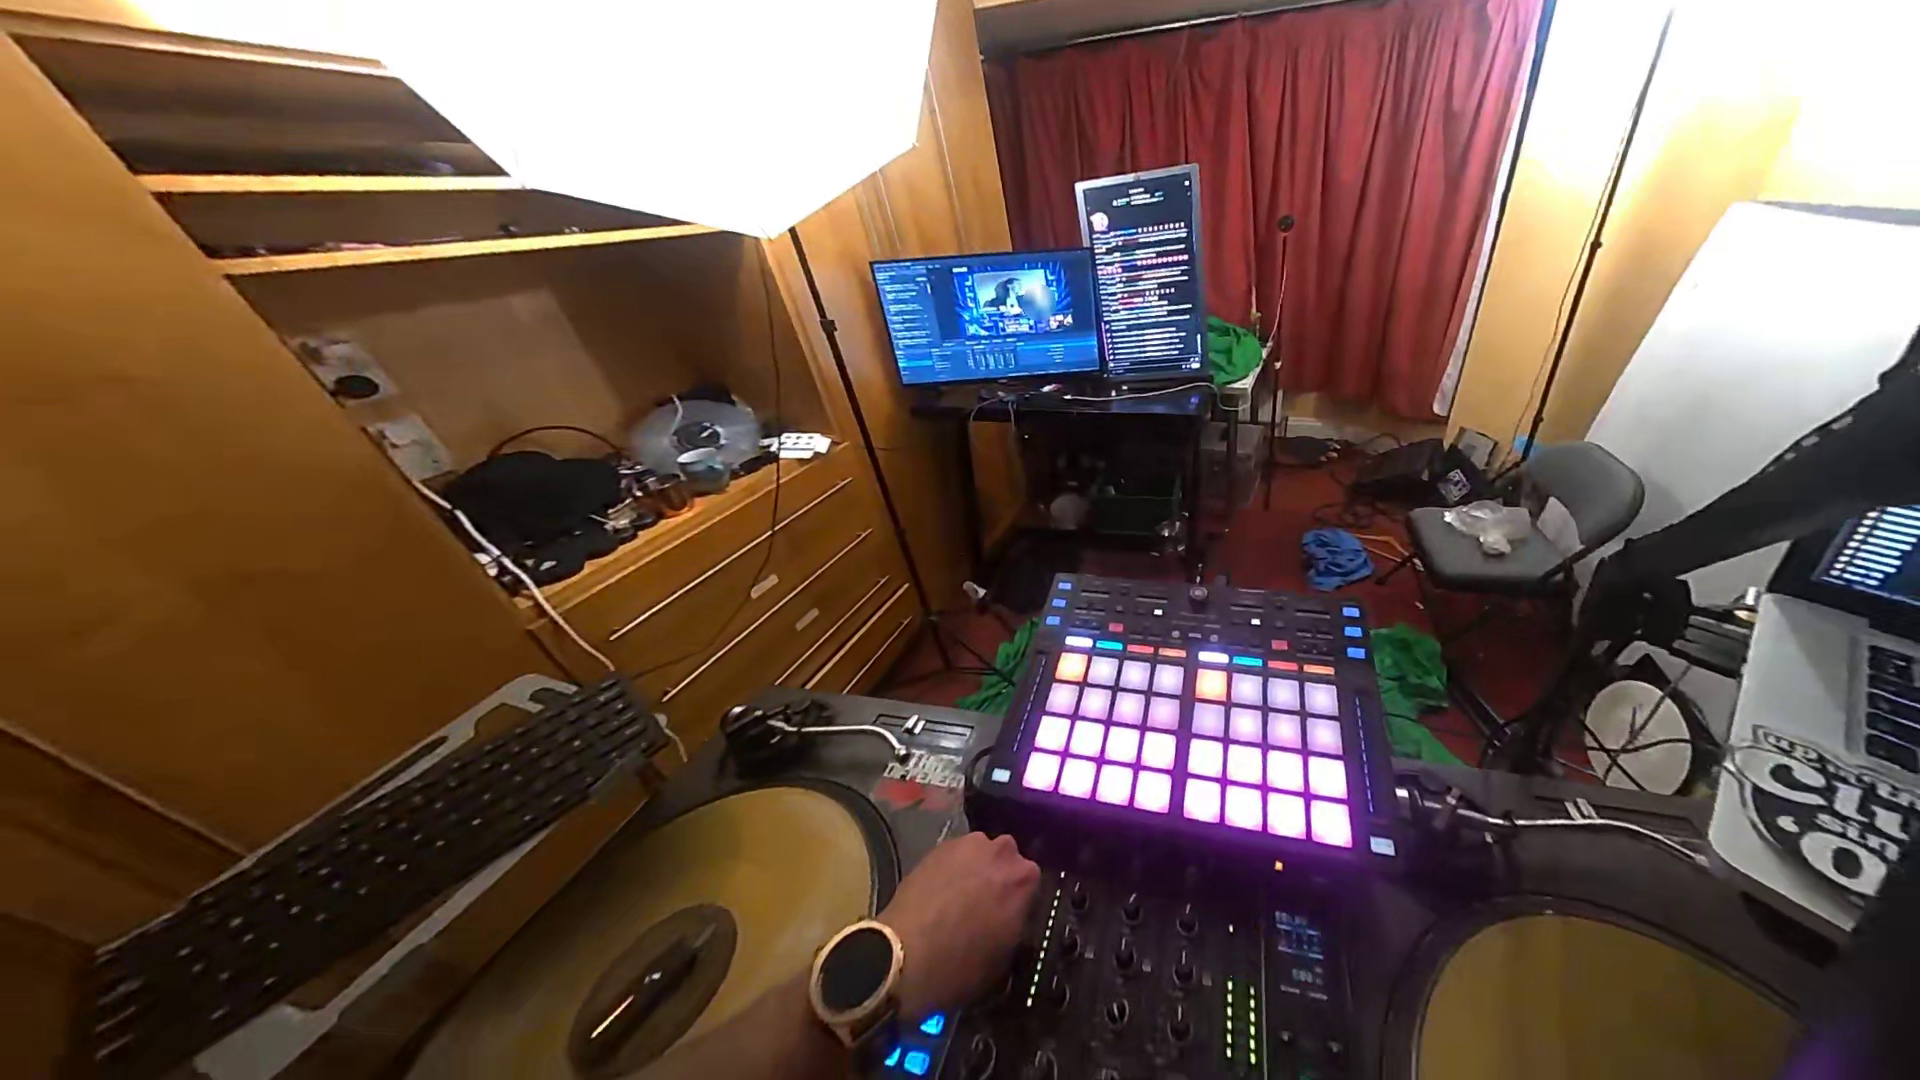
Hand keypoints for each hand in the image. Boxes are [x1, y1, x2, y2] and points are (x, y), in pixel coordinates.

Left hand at [879, 831, 1039, 1018]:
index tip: (1011, 911)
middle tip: (985, 900)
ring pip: (981, 851)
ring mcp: (968, 843)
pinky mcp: (939, 844)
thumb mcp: (1005, 955)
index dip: (1020, 897)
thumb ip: (1015, 921)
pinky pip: (956, 853)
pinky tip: (941, 887)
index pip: (1032, 880)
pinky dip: (952, 866)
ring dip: (976, 866)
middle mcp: (1002, 852)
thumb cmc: (963, 965)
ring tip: (960, 892)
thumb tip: (1011, 914)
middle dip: (999, 875)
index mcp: (1024, 879)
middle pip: (1007, 858)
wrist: (907, 954)